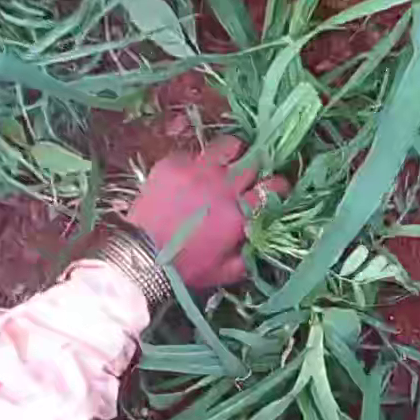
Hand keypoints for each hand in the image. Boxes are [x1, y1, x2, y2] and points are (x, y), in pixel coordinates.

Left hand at [126, 135, 287, 288]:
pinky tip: (191, 175)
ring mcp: (197, 171)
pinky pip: (193, 154)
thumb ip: (248, 257)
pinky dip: (196, 163)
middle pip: (253, 161)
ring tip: (227, 162)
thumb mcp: (224, 273)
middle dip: (257, 166)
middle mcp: (222, 187)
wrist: (141, 257)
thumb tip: (260, 240)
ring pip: (226, 146)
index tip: (276, 188)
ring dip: (232, 153)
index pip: (272, 188)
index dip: (278, 186)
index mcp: (239, 214)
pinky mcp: (172, 164)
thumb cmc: (186, 269)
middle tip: (251, 173)